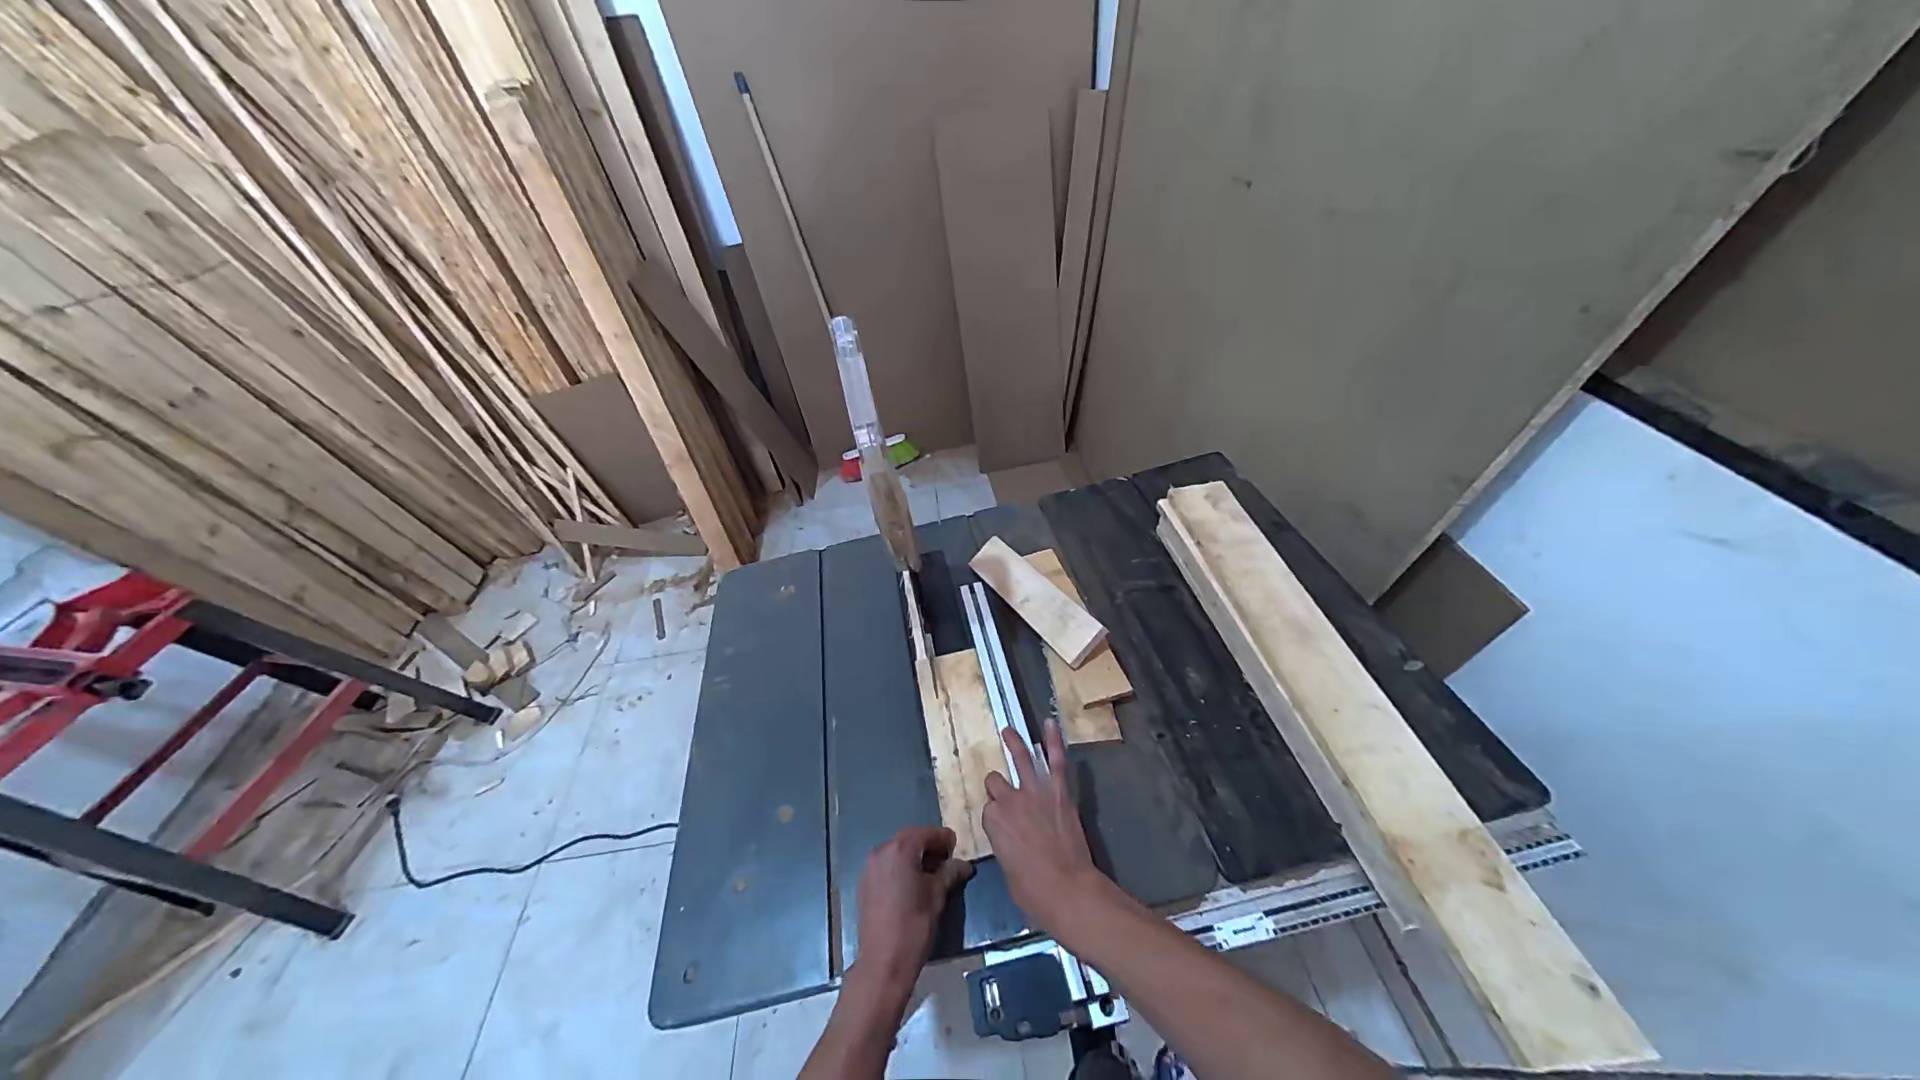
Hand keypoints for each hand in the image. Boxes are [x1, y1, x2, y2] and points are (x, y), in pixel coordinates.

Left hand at [851, 825, 973, 995]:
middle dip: (928, 846)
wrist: (883, 962)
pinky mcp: (864, 883)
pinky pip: (886, 866)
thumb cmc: (914, 925)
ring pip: (896, 852)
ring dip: (914, 856)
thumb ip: (949, 873)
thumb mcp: (937, 896)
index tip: (956, 847)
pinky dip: (900, 867)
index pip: (926, 833)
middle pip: (909, 839)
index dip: (943, 839)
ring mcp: (870, 868)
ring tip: (931, 873)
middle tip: (946, 859)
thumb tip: (963, 865)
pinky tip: (912, 884)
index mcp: (900, 850)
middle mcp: (881, 852)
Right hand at [981, 720, 1107, 933]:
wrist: (1067, 889)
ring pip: (1021, 759)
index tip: (1004, 828)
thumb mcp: (1008, 869)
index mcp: (992, 822)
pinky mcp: (1059, 791)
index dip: (996, 817)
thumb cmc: (1033, 892)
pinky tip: (1050, 723)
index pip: (989, 809)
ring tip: (1009, 731)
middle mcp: (1009, 800)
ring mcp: (1034, 792)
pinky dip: (1054, 741)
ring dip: (1014, 743)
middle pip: (996, 782)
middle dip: (999, 788)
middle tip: (1006, 795)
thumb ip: (1007, 846)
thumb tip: (1016, 844)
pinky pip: (1055, 760)